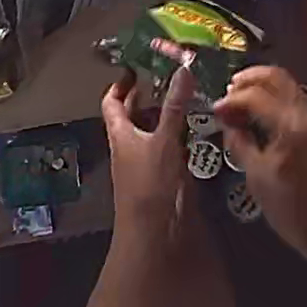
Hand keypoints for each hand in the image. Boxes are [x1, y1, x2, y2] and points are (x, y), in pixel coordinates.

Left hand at [100, 66, 195, 235]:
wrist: (155, 239)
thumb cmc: (151, 184)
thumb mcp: (165, 141)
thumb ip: (175, 107)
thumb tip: (183, 68)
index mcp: (119, 133)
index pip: (111, 102)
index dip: (120, 84)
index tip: (135, 67)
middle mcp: (128, 146)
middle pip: (131, 117)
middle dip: (144, 98)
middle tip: (165, 79)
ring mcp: (144, 164)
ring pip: (149, 133)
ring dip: (162, 118)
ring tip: (184, 101)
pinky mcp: (161, 180)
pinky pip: (166, 151)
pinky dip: (176, 138)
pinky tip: (194, 133)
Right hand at [214, 66, 306, 265]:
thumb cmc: (291, 208)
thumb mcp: (256, 175)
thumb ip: (239, 142)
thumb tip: (226, 121)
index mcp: (290, 126)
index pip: (253, 96)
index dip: (230, 101)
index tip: (214, 111)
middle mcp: (304, 114)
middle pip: (274, 76)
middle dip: (247, 80)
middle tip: (227, 93)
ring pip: (283, 83)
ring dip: (259, 85)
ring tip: (237, 100)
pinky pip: (289, 96)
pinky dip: (270, 95)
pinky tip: (254, 111)